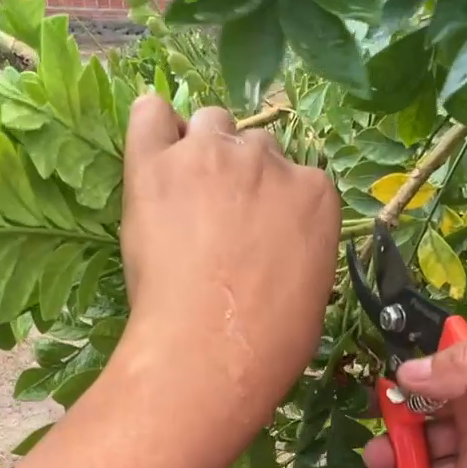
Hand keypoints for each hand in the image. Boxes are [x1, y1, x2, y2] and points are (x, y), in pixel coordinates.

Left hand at [115, 96, 339, 413]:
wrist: (210, 353)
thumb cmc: (270, 344)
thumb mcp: (313, 295)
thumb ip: (301, 249)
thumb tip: (281, 250)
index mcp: (315, 194)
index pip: (297, 177)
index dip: (274, 206)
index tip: (259, 235)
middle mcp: (268, 160)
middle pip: (254, 146)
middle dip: (241, 178)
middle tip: (220, 225)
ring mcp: (211, 153)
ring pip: (209, 123)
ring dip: (202, 151)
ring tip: (186, 200)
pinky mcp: (156, 162)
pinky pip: (151, 114)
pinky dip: (154, 129)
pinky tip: (153, 161)